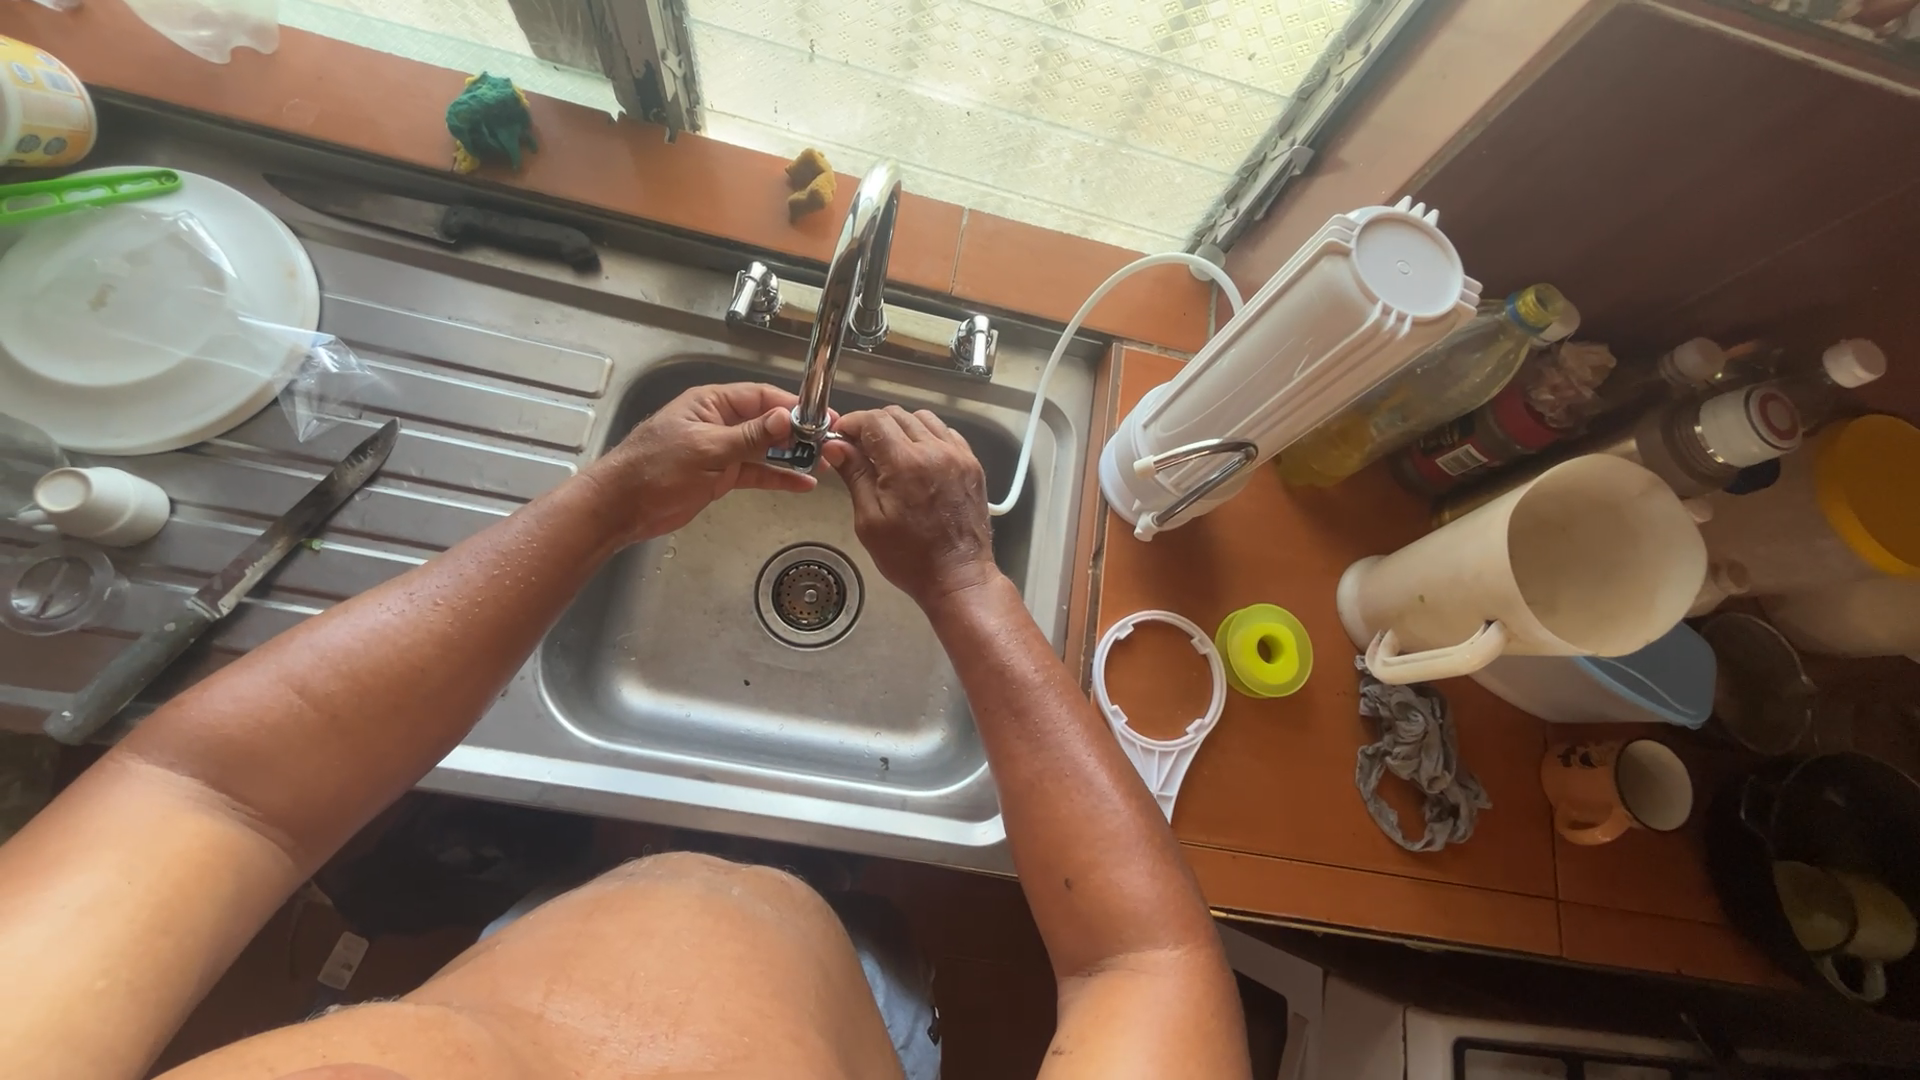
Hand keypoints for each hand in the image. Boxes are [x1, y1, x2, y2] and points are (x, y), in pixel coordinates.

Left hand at [589, 382, 817, 542]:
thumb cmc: (656, 469)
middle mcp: (720, 422)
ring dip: (793, 456)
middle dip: (799, 432)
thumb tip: (786, 418)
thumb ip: (749, 436)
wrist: (623, 507)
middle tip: (829, 443)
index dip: (794, 406)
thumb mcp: (707, 448)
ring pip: (766, 449)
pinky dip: (779, 477)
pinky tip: (802, 483)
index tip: (823, 417)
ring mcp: (723, 450)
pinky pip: (758, 472)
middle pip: (768, 422)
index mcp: (711, 403)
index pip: (761, 397)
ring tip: (824, 463)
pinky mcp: (723, 476)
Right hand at [821, 406, 999, 608]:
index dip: (852, 423)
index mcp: (906, 464)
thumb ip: (855, 476)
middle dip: (874, 425)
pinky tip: (917, 458)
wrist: (958, 576)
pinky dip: (928, 437)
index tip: (841, 436)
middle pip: (898, 415)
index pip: (874, 421)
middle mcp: (936, 451)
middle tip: (859, 447)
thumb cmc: (910, 558)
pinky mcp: (972, 466)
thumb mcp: (870, 521)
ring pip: (924, 419)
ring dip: (901, 427)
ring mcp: (958, 456)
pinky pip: (947, 434)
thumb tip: (835, 445)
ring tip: (888, 452)